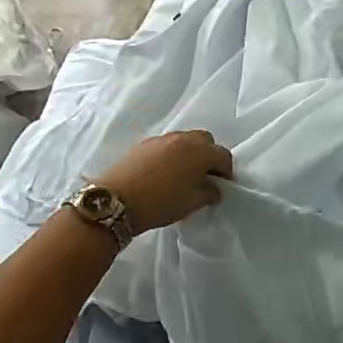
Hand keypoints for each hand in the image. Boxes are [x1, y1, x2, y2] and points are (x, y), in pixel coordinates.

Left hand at [92, 130, 233, 232]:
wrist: (116, 201)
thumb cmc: (160, 203)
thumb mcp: (191, 203)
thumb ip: (209, 193)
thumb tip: (215, 189)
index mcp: (199, 152)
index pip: (223, 155)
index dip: (226, 170)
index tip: (223, 184)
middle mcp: (183, 139)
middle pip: (205, 140)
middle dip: (210, 155)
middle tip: (206, 175)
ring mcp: (161, 139)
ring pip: (184, 139)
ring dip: (190, 152)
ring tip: (184, 173)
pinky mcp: (144, 144)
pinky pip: (166, 144)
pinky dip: (172, 153)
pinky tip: (164, 172)